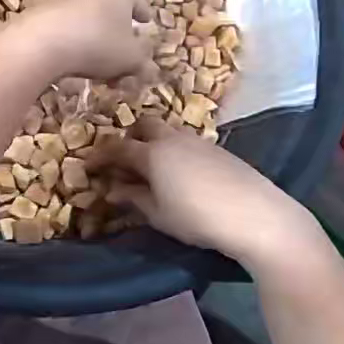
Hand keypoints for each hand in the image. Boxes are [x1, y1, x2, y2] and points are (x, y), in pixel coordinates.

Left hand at [12, 0, 153, 81]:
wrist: (41, 41)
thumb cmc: (97, 43)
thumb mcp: (129, 59)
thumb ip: (142, 62)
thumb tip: (151, 69)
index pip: (138, 0)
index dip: (144, 14)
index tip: (146, 22)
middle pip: (112, 9)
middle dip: (119, 32)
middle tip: (124, 52)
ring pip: (90, 18)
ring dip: (96, 39)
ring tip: (99, 65)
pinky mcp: (44, 8)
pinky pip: (68, 25)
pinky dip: (75, 40)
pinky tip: (74, 60)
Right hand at [103, 119, 320, 265]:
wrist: (255, 214)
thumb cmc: (197, 218)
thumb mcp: (159, 214)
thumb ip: (134, 198)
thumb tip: (112, 191)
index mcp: (152, 153)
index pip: (118, 147)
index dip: (101, 156)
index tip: (89, 166)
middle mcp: (173, 138)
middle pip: (145, 126)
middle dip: (130, 138)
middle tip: (124, 160)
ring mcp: (198, 140)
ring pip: (168, 131)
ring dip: (154, 142)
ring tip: (152, 167)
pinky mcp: (218, 149)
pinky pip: (186, 141)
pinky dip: (174, 149)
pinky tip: (180, 172)